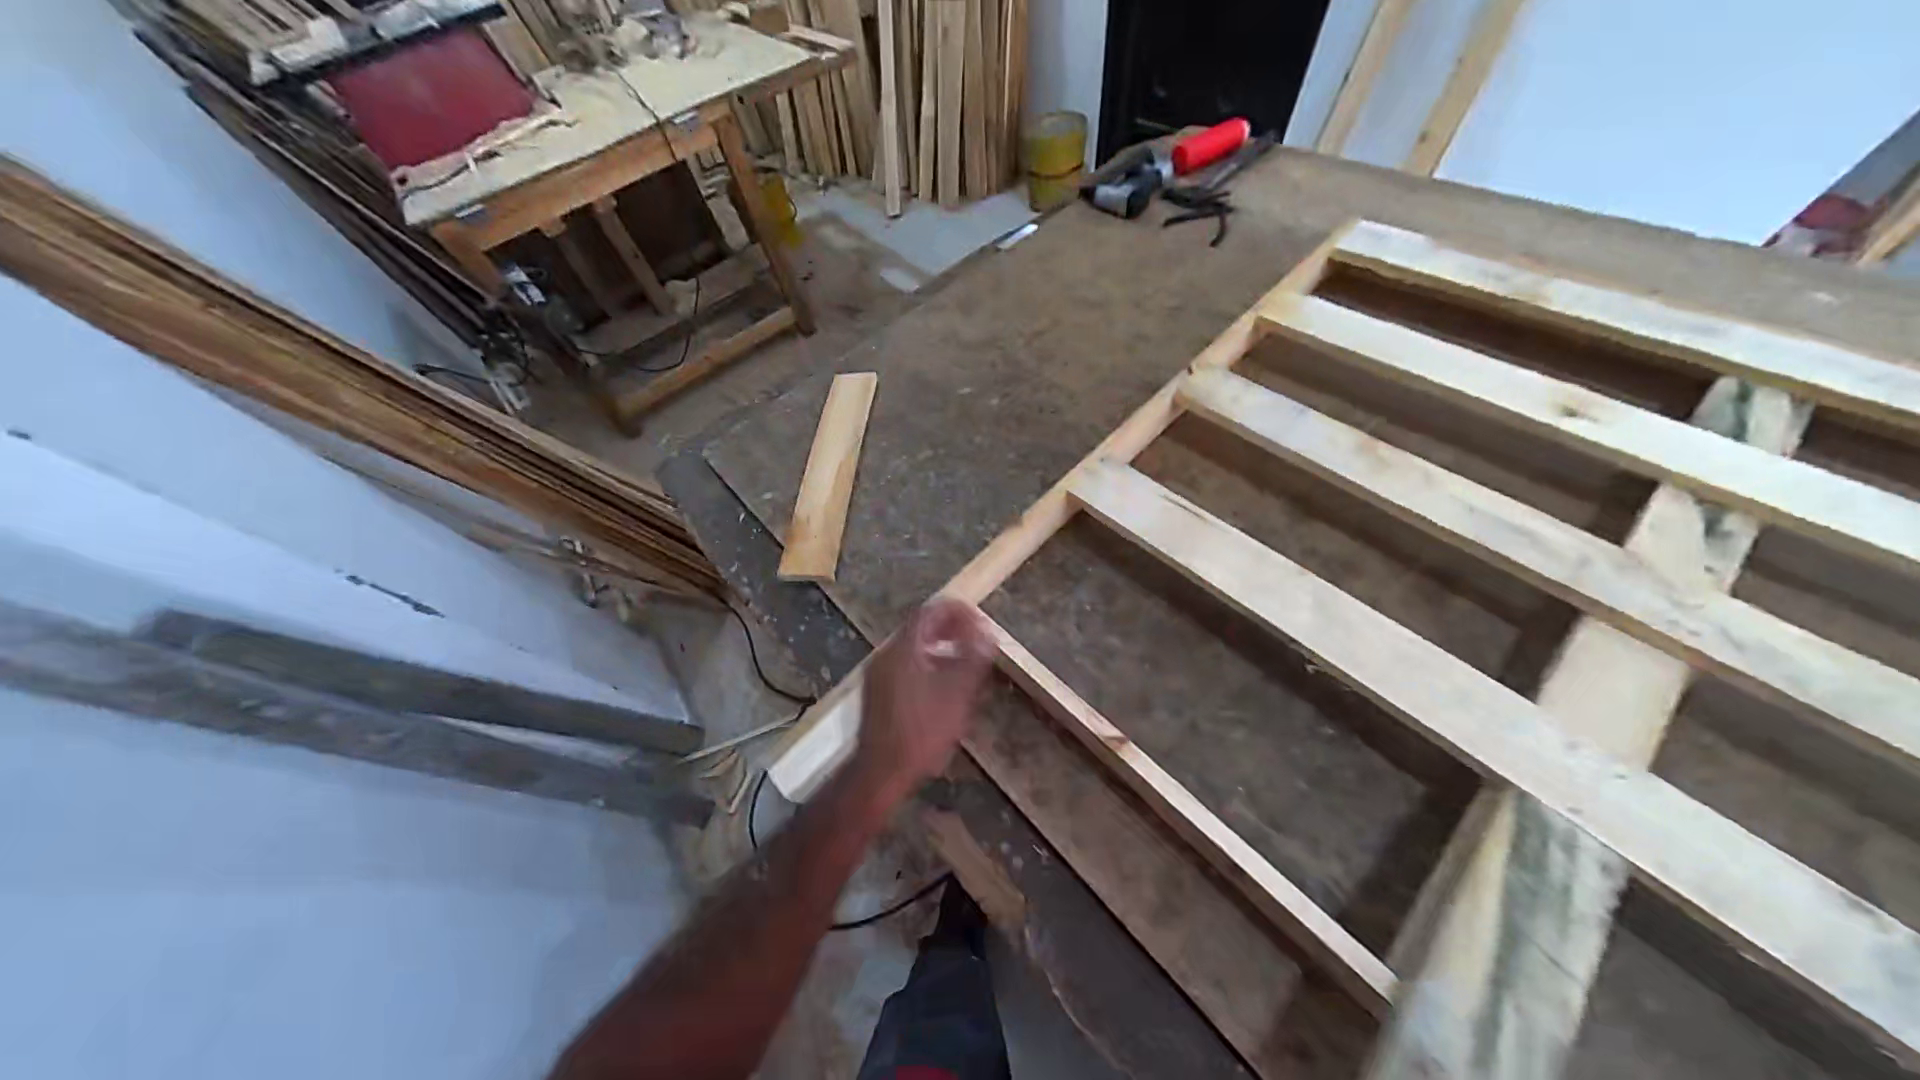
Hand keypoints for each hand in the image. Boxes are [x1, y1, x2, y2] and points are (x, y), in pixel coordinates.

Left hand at [851, 597, 994, 801]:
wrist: (881, 771)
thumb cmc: (921, 732)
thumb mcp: (956, 694)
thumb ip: (972, 660)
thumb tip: (987, 634)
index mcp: (904, 649)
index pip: (929, 612)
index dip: (955, 610)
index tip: (977, 619)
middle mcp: (887, 655)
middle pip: (919, 627)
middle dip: (949, 627)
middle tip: (974, 635)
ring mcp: (879, 674)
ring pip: (912, 647)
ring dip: (940, 645)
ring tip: (965, 656)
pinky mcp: (878, 692)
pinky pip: (905, 663)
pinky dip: (928, 661)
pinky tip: (944, 681)